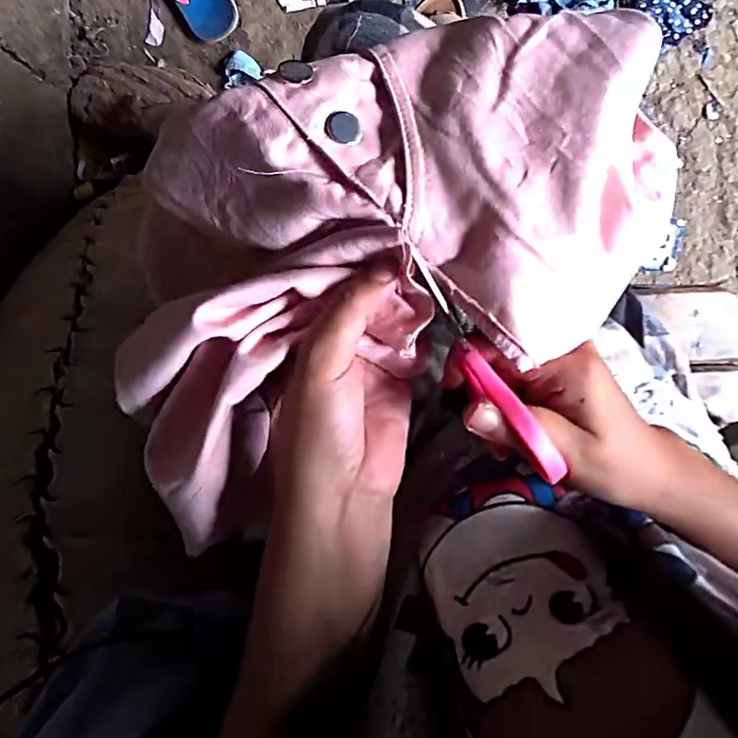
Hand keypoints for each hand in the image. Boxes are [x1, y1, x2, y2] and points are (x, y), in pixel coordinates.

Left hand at [270, 268, 412, 517]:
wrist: (348, 498)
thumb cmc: (319, 430)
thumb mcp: (321, 364)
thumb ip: (348, 313)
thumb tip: (384, 267)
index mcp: (307, 340)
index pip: (332, 292)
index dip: (355, 268)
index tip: (384, 240)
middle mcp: (337, 347)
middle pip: (365, 303)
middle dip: (385, 284)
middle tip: (412, 262)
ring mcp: (369, 364)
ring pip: (390, 321)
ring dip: (405, 306)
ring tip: (424, 286)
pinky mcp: (399, 382)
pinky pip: (412, 347)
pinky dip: (421, 333)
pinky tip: (430, 316)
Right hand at [454, 338, 693, 510]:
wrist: (647, 470)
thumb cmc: (616, 463)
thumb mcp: (566, 452)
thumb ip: (518, 428)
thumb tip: (470, 409)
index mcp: (568, 359)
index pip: (502, 344)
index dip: (471, 364)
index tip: (456, 394)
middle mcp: (561, 350)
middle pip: (497, 358)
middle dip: (484, 397)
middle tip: (494, 438)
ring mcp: (558, 362)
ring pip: (502, 374)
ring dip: (496, 410)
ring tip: (511, 446)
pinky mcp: (555, 377)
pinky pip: (515, 385)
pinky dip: (509, 412)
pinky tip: (519, 438)